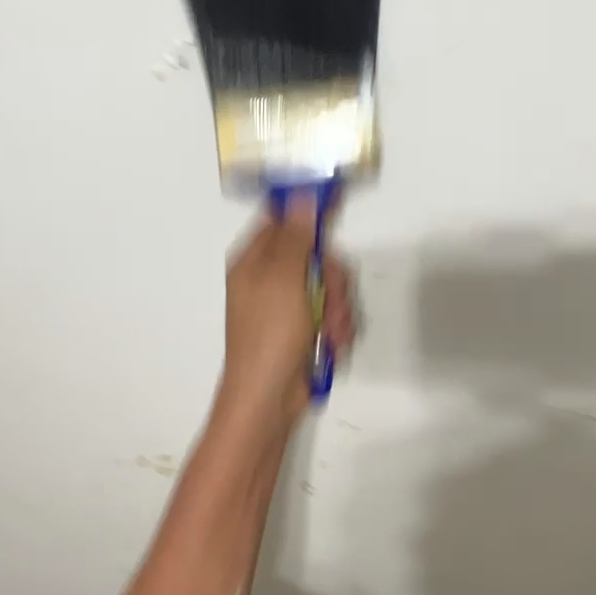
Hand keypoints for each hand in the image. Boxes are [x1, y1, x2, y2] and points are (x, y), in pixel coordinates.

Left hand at [217, 195, 356, 427]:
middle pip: (317, 255)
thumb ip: (296, 235)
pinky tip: (332, 346)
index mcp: (255, 260)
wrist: (269, 399)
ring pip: (331, 287)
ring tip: (331, 333)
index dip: (311, 210)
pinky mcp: (306, 331)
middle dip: (333, 278)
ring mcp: (289, 307)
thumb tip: (302, 196)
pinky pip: (334, 315)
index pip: (284, 218)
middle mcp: (271, 279)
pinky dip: (337, 330)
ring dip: (339, 310)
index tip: (340, 204)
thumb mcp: (283, 278)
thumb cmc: (270, 336)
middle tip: (329, 297)